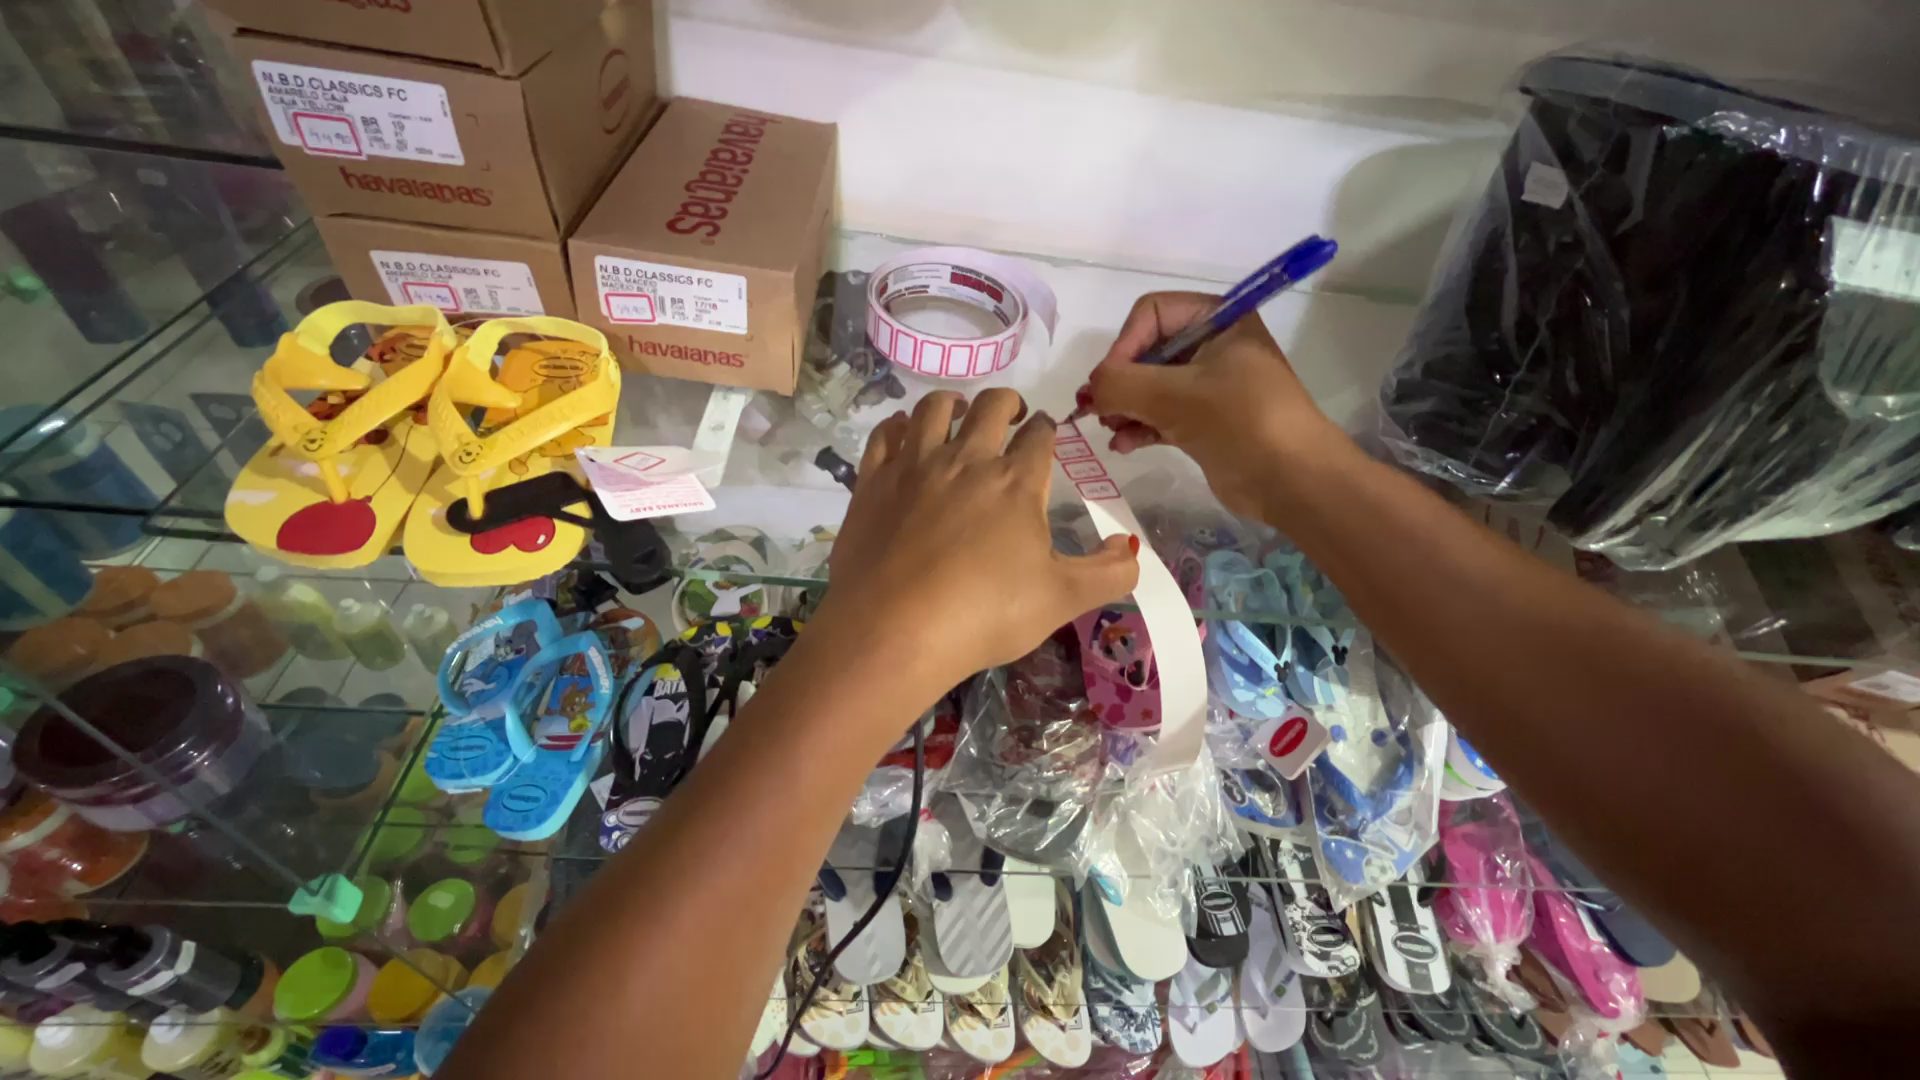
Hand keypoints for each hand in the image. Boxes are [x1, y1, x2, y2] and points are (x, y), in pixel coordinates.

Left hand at [818, 388, 1139, 693]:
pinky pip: (884, 435)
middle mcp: (966, 459)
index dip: (1047, 429)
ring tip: (959, 411)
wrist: (894, 630)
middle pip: (990, 407)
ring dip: (952, 403)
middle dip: (1007, 403)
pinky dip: (897, 426)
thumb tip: (1129, 544)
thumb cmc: (985, 614)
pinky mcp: (873, 482)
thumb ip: (1109, 572)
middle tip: (1011, 414)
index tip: (1047, 433)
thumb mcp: (1063, 599)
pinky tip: (902, 432)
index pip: (1040, 435)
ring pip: (933, 409)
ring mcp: (914, 467)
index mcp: (1016, 481)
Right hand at [1087, 291, 1353, 520]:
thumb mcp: (1173, 395)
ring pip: (1150, 387)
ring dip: (1125, 408)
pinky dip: (1139, 427)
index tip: (1108, 384)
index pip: (1152, 314)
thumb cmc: (1239, 420)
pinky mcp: (1205, 422)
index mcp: (1219, 319)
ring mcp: (1210, 386)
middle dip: (1120, 382)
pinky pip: (1160, 415)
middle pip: (1147, 352)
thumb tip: (1090, 392)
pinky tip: (1123, 445)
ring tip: (1110, 431)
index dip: (1123, 345)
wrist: (1292, 479)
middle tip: (1097, 411)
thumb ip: (1120, 385)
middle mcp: (1214, 346)